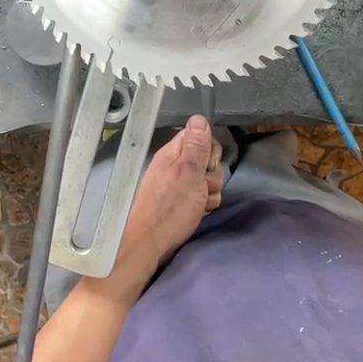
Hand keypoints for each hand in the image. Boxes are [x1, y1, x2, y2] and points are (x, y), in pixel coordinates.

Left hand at [90, 116, 224, 303]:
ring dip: (209, 192)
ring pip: (208, 180)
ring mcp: (178, 184)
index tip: (206, 165)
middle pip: (207, 160)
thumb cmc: (169, 208)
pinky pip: (203, 197)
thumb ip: (195, 146)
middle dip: (212, 175)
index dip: (209, 150)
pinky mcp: (182, 201)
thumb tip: (199, 118)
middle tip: (201, 188)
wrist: (150, 243)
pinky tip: (198, 212)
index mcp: (172, 153)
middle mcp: (174, 165)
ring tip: (198, 204)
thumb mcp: (188, 173)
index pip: (199, 136)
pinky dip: (204, 204)